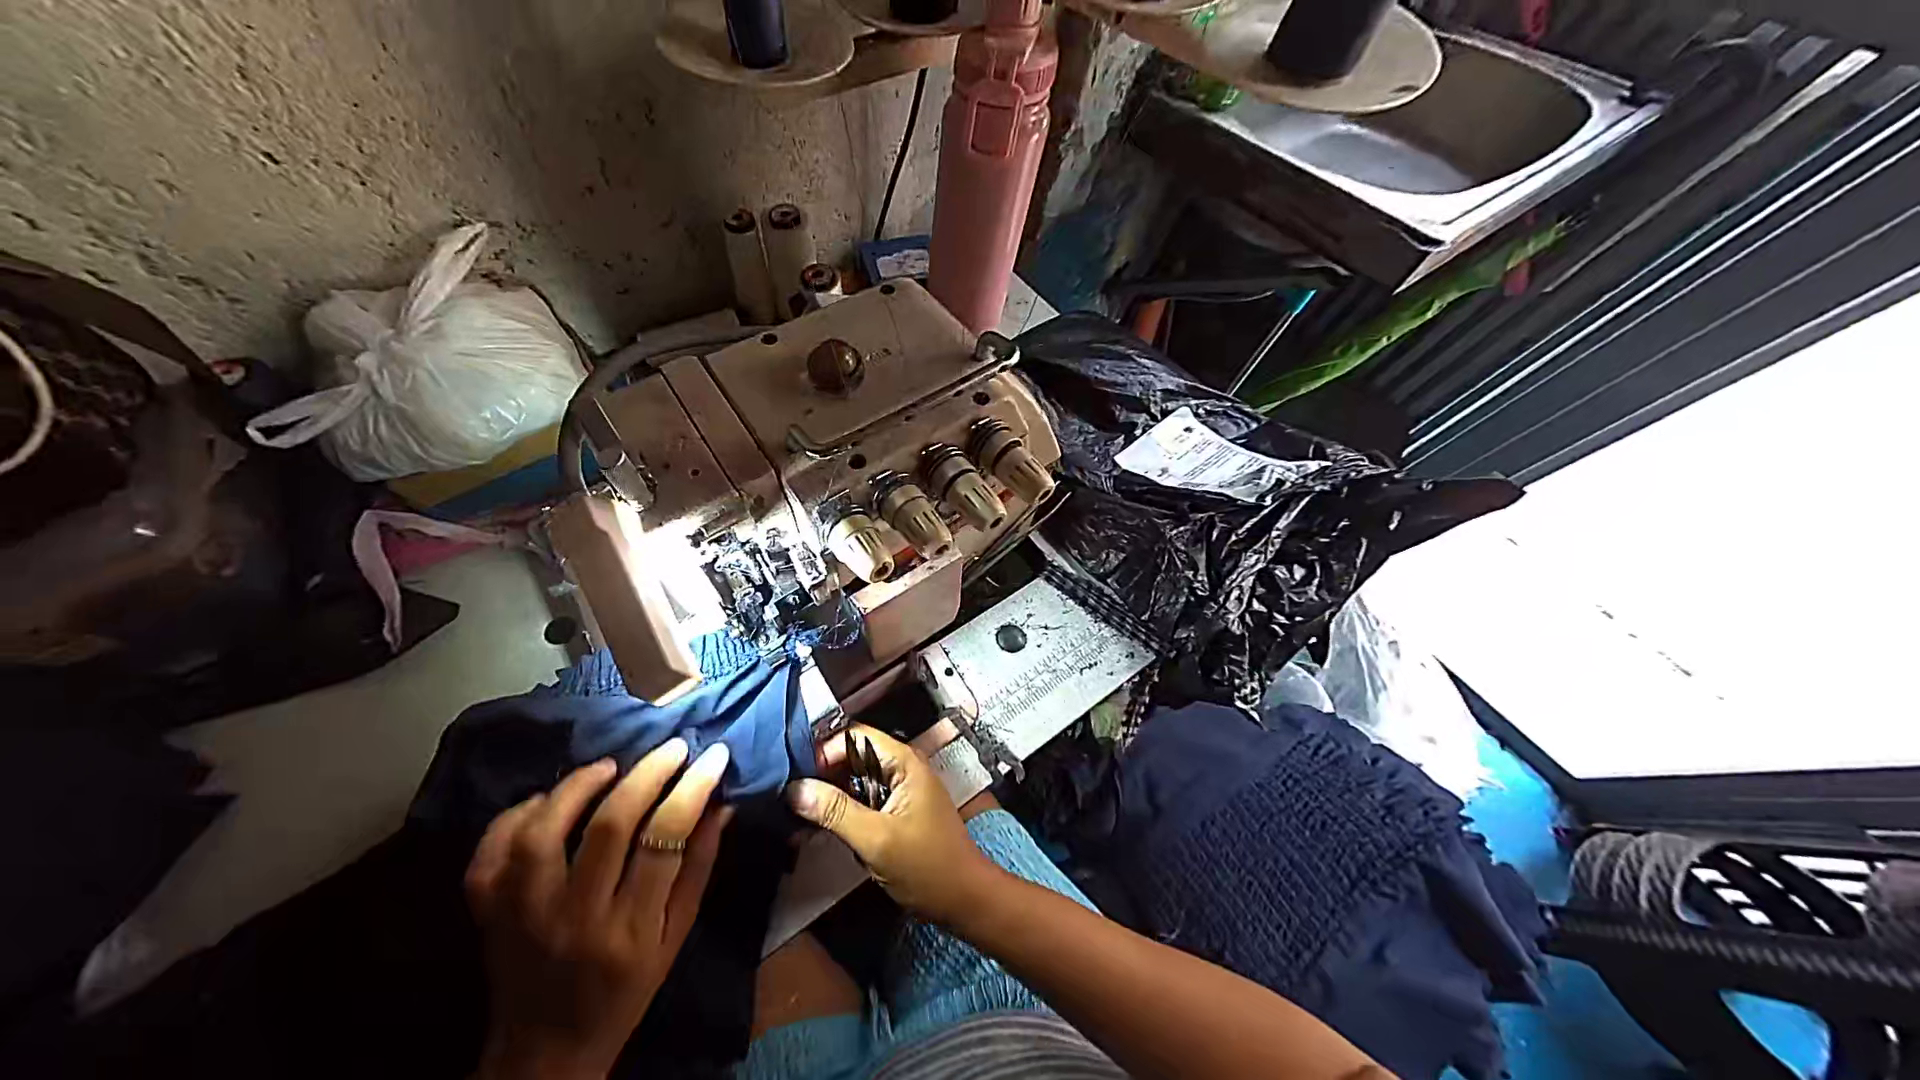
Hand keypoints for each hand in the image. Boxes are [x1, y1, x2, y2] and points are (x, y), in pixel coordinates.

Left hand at [466, 739, 733, 1079]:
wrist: (544, 1052)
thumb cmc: (626, 990)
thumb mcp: (677, 935)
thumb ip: (698, 867)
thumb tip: (720, 803)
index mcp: (630, 930)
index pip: (665, 841)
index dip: (692, 789)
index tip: (713, 755)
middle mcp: (574, 919)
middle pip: (608, 827)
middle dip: (647, 775)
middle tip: (670, 748)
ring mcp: (522, 915)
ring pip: (544, 832)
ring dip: (579, 786)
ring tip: (609, 766)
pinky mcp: (486, 912)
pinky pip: (492, 851)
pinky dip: (519, 814)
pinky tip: (549, 800)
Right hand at [786, 725, 997, 925]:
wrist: (963, 900)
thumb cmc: (927, 867)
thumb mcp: (876, 839)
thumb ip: (836, 812)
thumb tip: (795, 789)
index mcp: (904, 762)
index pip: (855, 736)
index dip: (824, 751)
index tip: (799, 778)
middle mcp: (901, 768)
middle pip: (852, 756)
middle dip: (822, 775)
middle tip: (791, 799)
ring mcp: (899, 790)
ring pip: (854, 780)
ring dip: (829, 797)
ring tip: (798, 817)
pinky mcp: (894, 812)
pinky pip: (862, 801)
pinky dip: (841, 812)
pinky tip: (819, 829)